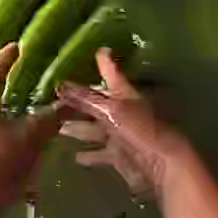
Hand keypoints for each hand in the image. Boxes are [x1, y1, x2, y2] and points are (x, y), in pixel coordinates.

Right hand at [59, 49, 195, 194]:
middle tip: (54, 101)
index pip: (113, 75)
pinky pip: (101, 153)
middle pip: (99, 104)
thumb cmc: (141, 130)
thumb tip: (61, 85)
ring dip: (79, 129)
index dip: (106, 64)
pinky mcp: (121, 157)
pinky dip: (90, 154)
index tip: (99, 51)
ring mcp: (123, 135)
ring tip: (56, 128)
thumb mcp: (113, 111)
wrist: (163, 166)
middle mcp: (124, 112)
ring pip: (96, 129)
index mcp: (126, 95)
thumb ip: (87, 99)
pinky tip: (77, 156)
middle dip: (79, 103)